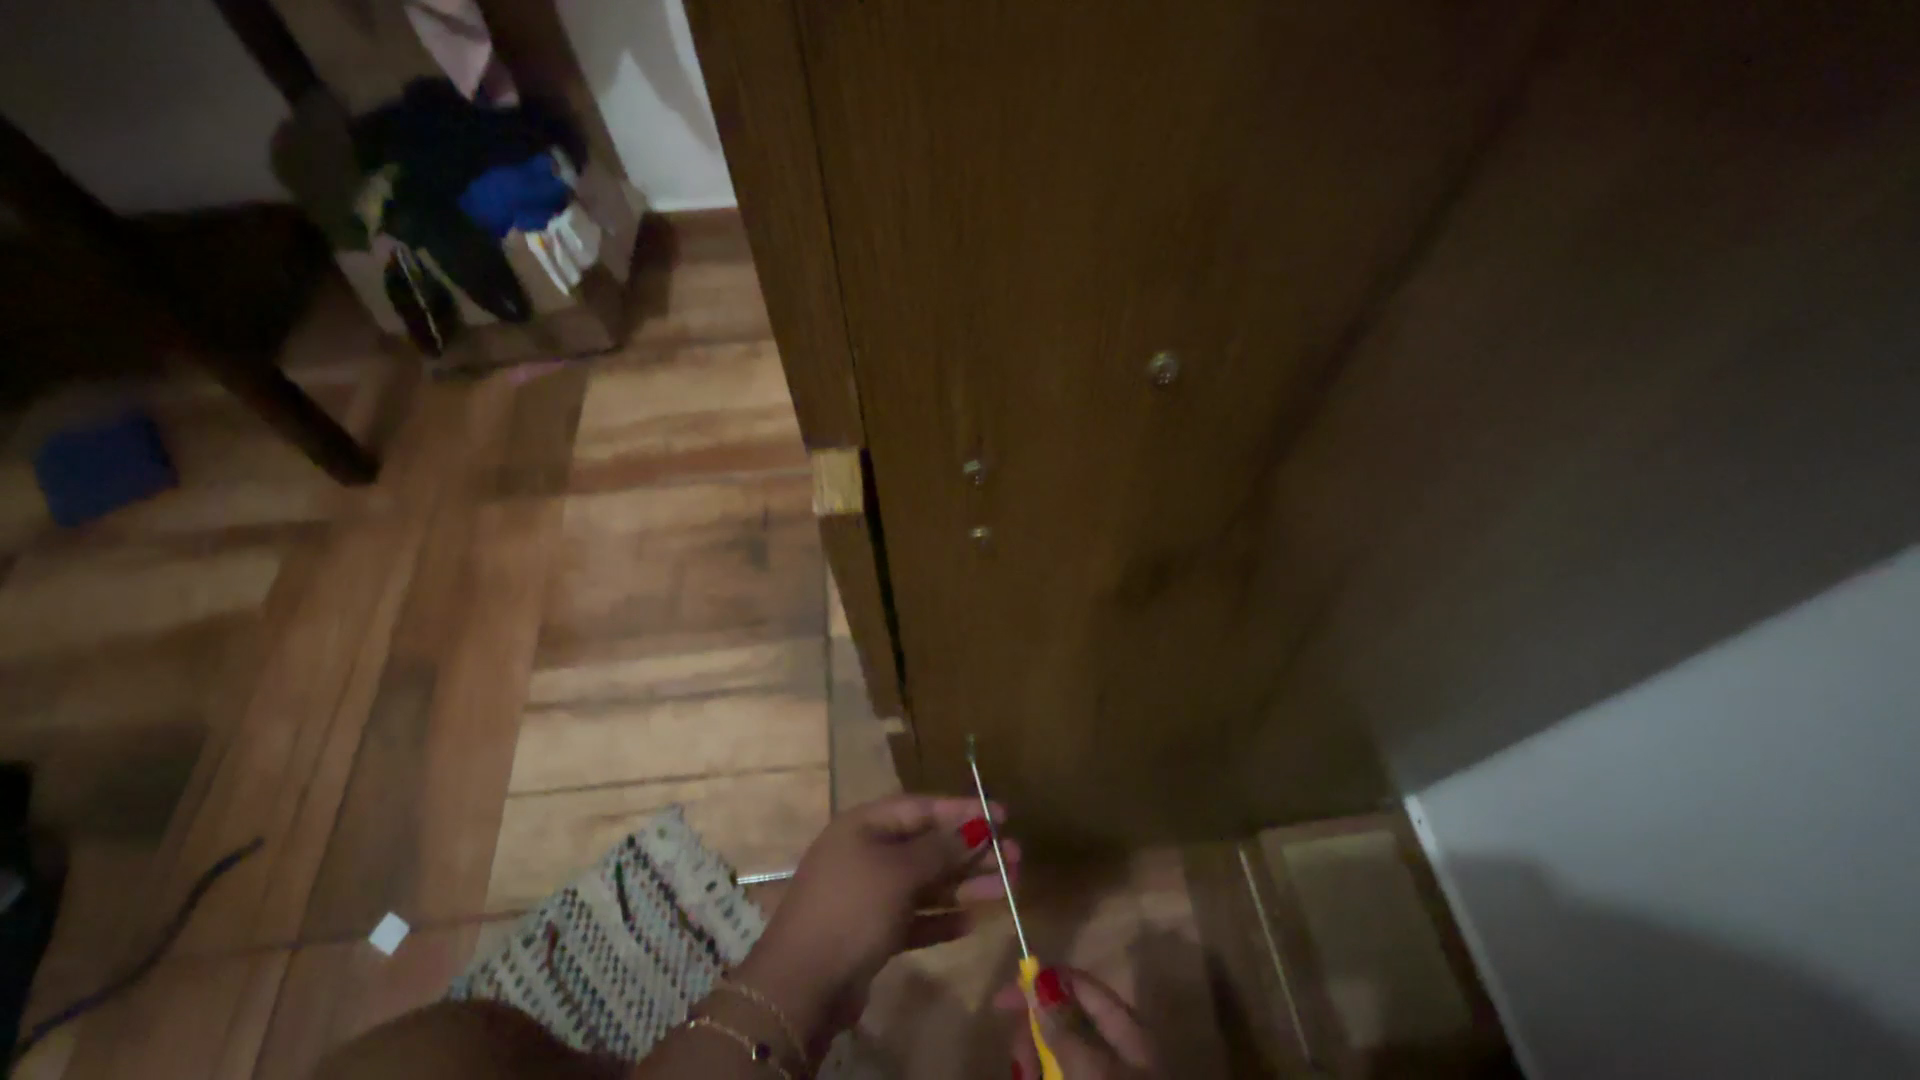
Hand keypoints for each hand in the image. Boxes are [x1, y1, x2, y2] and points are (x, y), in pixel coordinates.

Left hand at [736, 795, 1019, 1050]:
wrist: (802, 984)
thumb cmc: (853, 908)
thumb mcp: (899, 872)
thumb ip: (940, 849)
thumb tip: (976, 827)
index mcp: (863, 826)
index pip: (920, 808)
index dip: (962, 809)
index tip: (1002, 815)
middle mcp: (865, 854)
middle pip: (926, 845)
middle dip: (971, 850)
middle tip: (1015, 855)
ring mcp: (867, 895)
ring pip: (925, 883)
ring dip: (965, 884)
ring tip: (1007, 887)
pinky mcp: (871, 933)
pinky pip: (915, 918)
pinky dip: (941, 919)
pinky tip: (972, 923)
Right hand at [994, 967, 1157, 1078]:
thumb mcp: (1093, 1071)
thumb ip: (1064, 1027)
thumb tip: (1039, 981)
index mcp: (1125, 1026)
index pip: (1078, 984)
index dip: (1039, 983)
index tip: (1001, 1003)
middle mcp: (1117, 1046)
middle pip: (1063, 1021)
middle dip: (1033, 1039)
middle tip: (1020, 1070)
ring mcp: (1106, 1075)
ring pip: (1058, 1055)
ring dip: (1037, 1066)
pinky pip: (1062, 1075)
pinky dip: (1048, 1078)